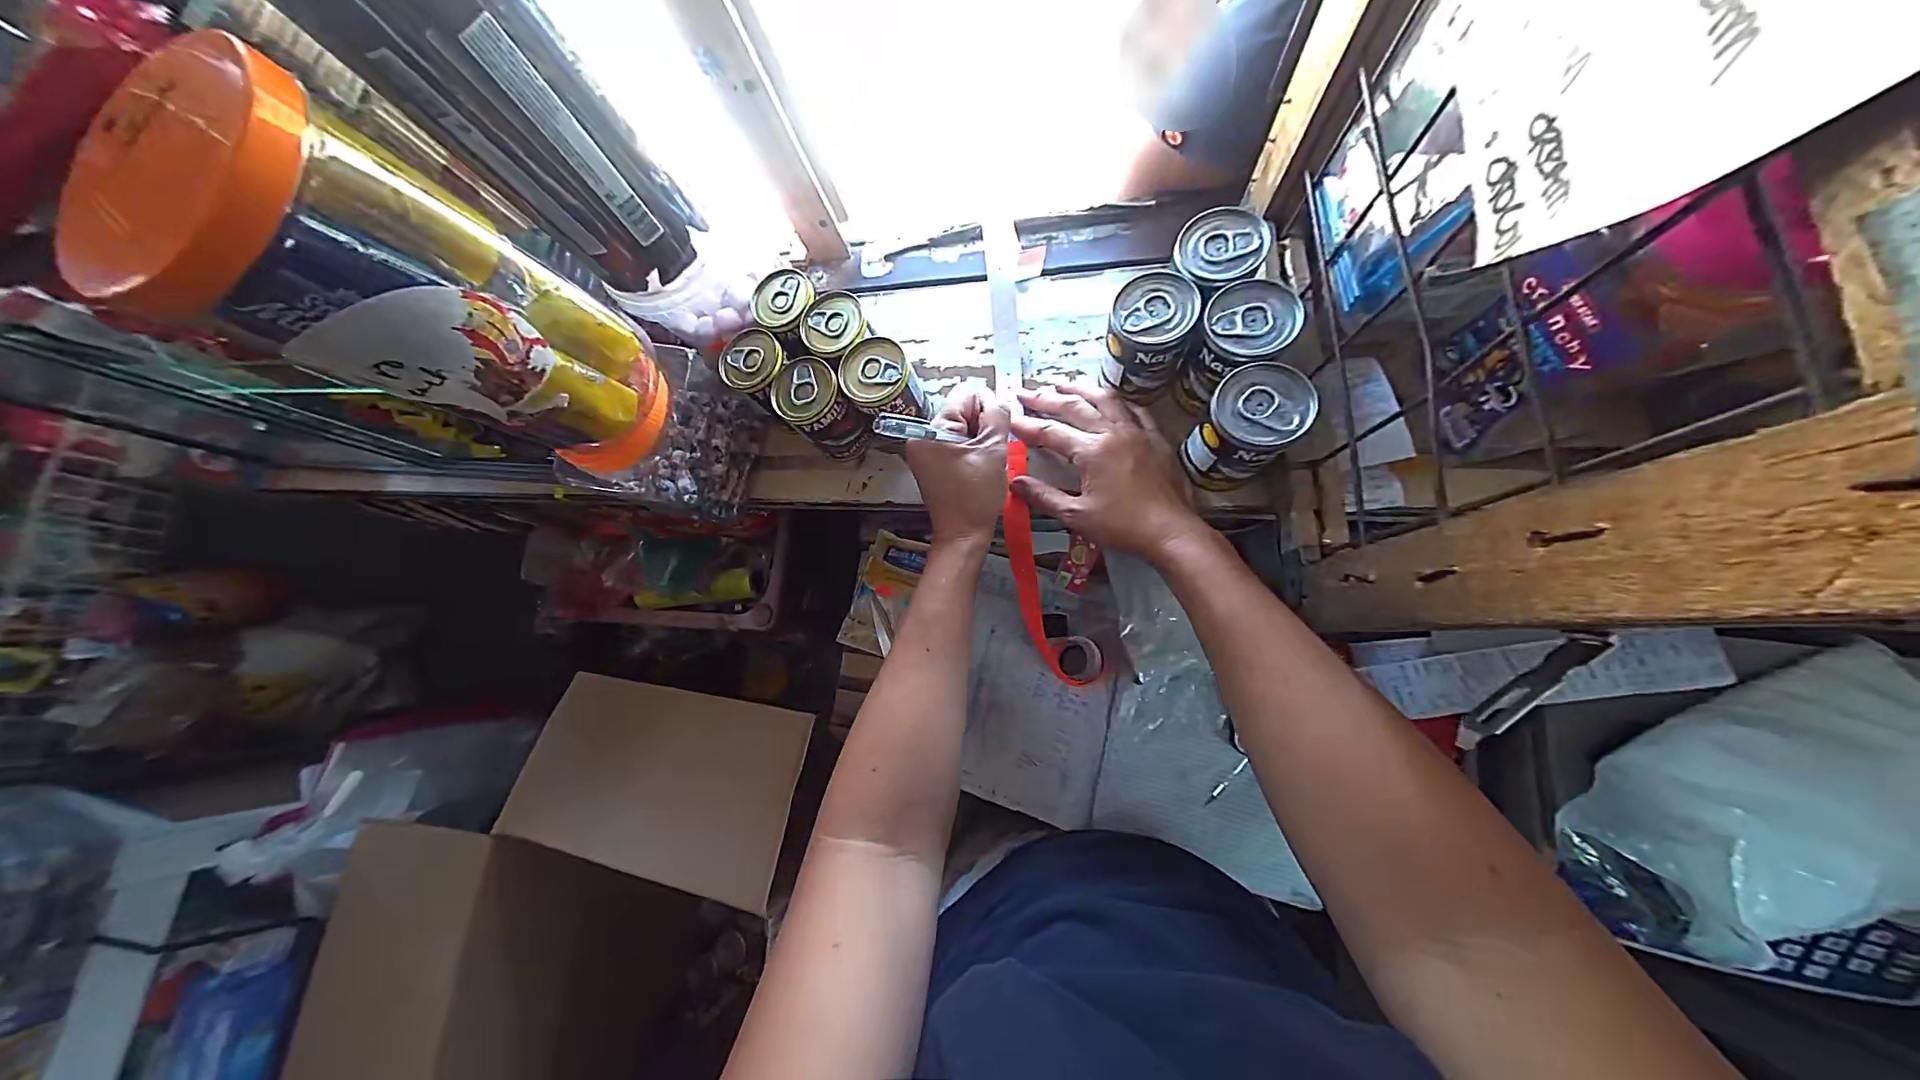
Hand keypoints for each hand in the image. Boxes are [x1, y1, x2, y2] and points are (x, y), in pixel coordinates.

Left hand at [903, 383, 1010, 546]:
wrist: (962, 534)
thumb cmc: (976, 497)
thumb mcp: (994, 450)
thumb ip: (997, 415)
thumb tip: (995, 398)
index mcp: (932, 430)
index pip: (966, 394)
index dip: (987, 408)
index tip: (994, 433)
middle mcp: (922, 436)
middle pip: (962, 410)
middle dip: (982, 426)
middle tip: (989, 452)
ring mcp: (925, 450)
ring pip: (962, 427)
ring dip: (979, 439)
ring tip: (983, 463)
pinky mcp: (932, 462)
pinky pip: (956, 443)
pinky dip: (971, 450)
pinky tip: (977, 468)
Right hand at [1009, 382, 1208, 562]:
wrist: (1170, 531)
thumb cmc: (1123, 526)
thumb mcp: (1077, 515)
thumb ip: (1044, 497)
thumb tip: (1016, 484)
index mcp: (1092, 451)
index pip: (1051, 432)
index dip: (1027, 425)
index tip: (1010, 418)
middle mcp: (1114, 433)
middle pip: (1075, 406)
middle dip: (1046, 398)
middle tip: (1027, 392)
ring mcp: (1137, 432)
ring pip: (1105, 399)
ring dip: (1080, 388)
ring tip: (1062, 382)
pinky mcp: (1155, 439)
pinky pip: (1134, 410)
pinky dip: (1117, 400)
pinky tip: (1109, 399)